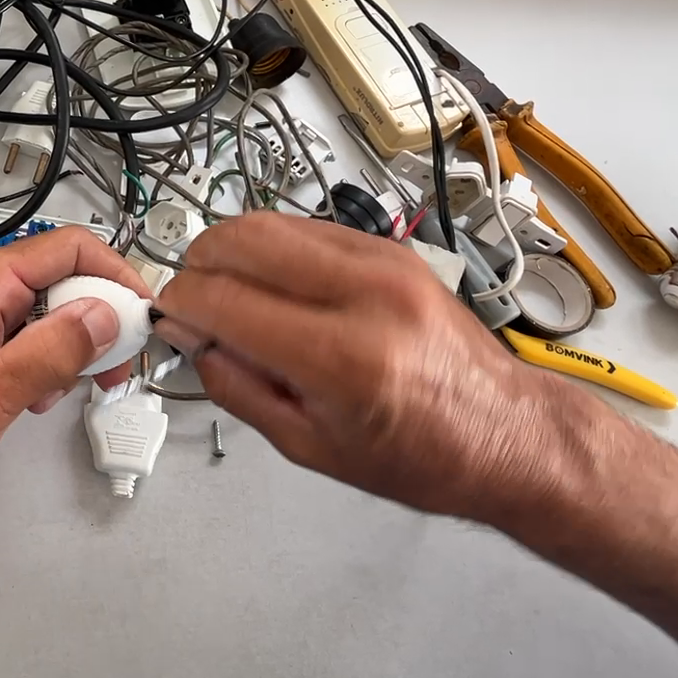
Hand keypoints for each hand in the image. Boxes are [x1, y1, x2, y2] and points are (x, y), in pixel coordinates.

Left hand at [0, 225, 150, 501]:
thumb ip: (51, 351)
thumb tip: (104, 316)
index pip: (70, 248)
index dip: (115, 274)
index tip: (141, 313)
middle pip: (65, 278)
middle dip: (98, 318)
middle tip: (112, 365)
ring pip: (51, 309)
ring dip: (72, 346)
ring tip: (60, 389)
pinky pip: (30, 333)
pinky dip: (47, 360)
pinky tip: (35, 393)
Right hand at [152, 212, 593, 522]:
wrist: (509, 431)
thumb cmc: (419, 455)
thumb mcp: (308, 446)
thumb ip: (235, 386)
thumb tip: (190, 336)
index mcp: (344, 358)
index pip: (225, 301)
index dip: (179, 307)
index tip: (169, 320)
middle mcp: (365, 294)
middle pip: (240, 240)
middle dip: (195, 265)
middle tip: (192, 300)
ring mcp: (381, 260)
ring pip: (266, 221)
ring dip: (228, 251)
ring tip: (226, 291)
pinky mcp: (387, 247)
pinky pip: (301, 226)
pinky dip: (267, 248)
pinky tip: (270, 283)